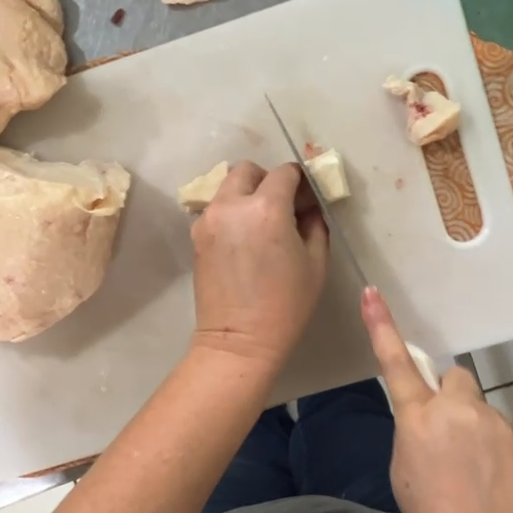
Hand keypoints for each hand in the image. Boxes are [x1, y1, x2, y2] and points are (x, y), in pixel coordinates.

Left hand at [190, 162, 328, 367]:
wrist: (239, 340)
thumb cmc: (285, 305)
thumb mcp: (315, 263)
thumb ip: (314, 224)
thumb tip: (308, 207)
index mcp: (267, 209)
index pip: (284, 173)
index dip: (300, 181)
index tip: (306, 199)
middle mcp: (232, 206)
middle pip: (248, 171)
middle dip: (267, 180)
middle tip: (281, 206)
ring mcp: (208, 219)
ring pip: (227, 187)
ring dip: (246, 194)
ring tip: (260, 224)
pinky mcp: (196, 236)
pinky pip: (216, 209)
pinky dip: (230, 213)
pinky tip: (243, 240)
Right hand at [363, 287, 512, 512]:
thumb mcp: (403, 475)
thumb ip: (411, 435)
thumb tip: (425, 422)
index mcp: (418, 420)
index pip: (395, 364)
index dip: (381, 326)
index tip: (372, 293)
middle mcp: (457, 410)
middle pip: (451, 379)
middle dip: (446, 397)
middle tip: (445, 436)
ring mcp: (494, 420)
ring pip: (476, 406)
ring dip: (470, 424)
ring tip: (473, 470)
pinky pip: (498, 427)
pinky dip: (492, 446)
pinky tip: (494, 480)